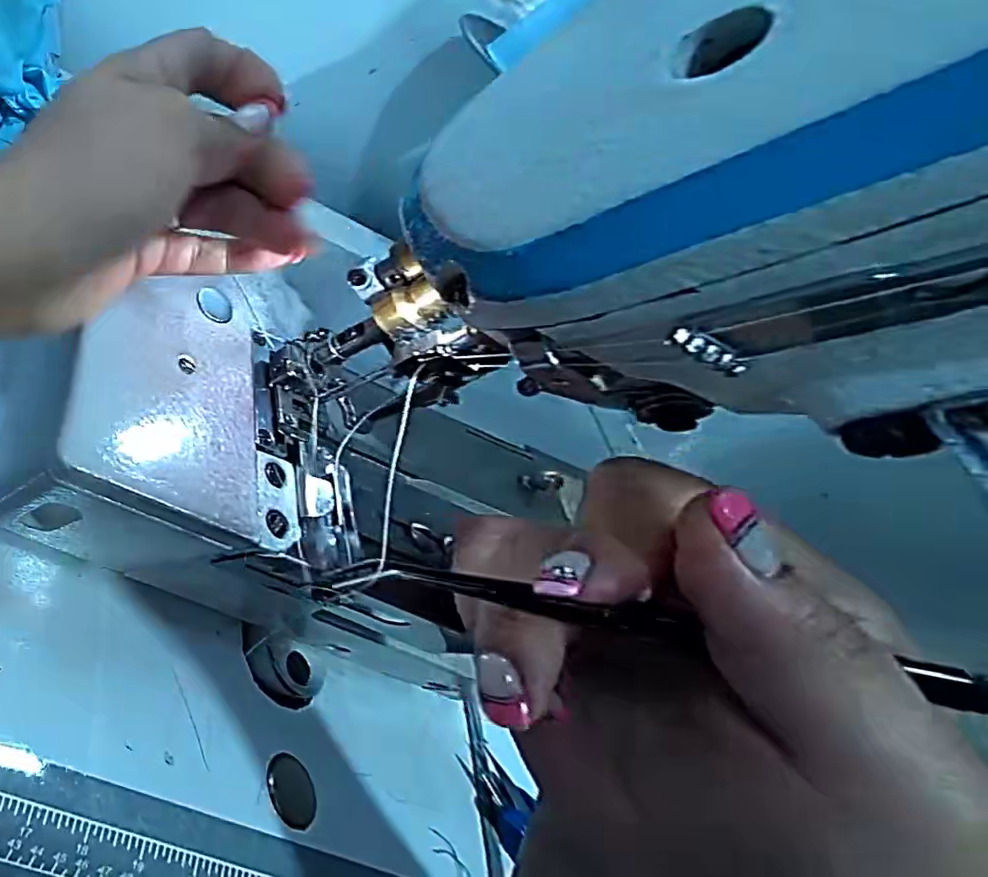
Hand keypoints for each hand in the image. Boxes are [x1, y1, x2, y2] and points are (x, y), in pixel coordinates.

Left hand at [0, 28, 313, 331]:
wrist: (20, 256)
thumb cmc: (100, 173)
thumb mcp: (174, 133)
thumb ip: (228, 134)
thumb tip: (261, 128)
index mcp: (136, 85)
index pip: (200, 58)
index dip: (246, 75)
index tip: (280, 111)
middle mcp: (134, 136)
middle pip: (214, 140)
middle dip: (264, 164)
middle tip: (301, 197)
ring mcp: (131, 196)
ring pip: (206, 199)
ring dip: (258, 216)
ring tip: (302, 242)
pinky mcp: (129, 248)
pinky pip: (189, 244)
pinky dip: (229, 249)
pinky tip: (274, 258)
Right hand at [453, 457, 987, 874]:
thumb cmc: (848, 846)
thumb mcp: (870, 753)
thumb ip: (803, 633)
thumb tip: (721, 516)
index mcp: (747, 583)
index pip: (653, 501)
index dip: (618, 534)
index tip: (613, 593)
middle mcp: (653, 584)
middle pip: (559, 522)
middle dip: (540, 577)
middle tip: (552, 642)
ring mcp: (580, 614)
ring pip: (495, 551)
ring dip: (497, 615)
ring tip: (524, 690)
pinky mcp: (527, 646)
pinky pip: (472, 603)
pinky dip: (479, 640)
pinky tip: (514, 697)